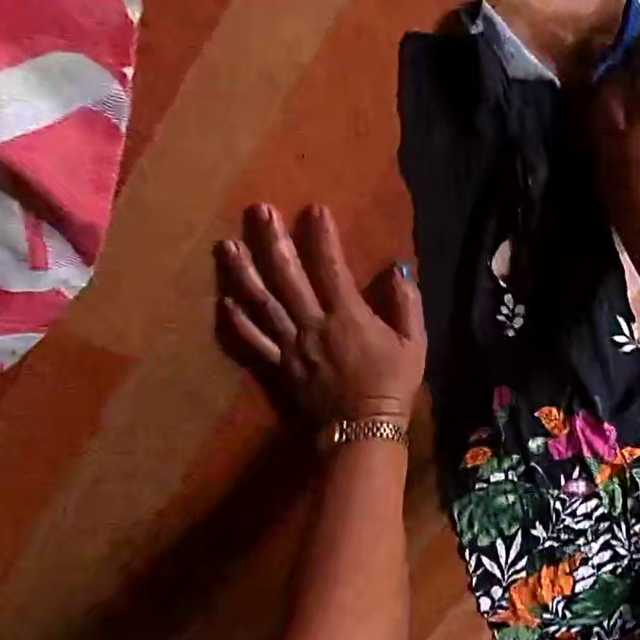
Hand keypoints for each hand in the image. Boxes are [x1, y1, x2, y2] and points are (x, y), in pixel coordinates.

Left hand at [215, 203, 424, 425]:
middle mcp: (313, 325)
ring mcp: (290, 346)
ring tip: (227, 246)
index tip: (313, 208)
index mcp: (348, 316)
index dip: (322, 236)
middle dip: (273, 241)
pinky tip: (224, 301)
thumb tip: (397, 267)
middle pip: (288, 277)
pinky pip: (252, 343)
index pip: (331, 267)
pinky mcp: (278, 367)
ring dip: (243, 274)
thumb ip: (406, 303)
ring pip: (262, 304)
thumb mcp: (414, 342)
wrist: (363, 431)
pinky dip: (236, 323)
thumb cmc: (392, 384)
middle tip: (258, 211)